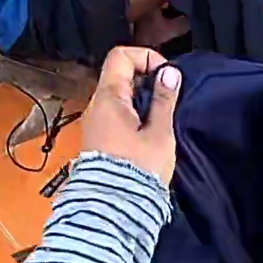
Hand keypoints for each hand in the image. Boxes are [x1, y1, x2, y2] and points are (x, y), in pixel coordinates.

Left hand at [82, 46, 179, 184]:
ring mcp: (94, 123)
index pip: (120, 56)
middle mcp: (95, 106)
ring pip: (116, 96)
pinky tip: (147, 133)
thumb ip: (164, 100)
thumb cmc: (139, 170)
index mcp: (109, 98)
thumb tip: (168, 72)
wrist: (115, 206)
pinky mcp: (97, 139)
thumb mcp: (159, 132)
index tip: (165, 74)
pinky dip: (131, 114)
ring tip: (159, 119)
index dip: (145, 57)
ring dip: (139, 99)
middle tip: (167, 98)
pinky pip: (113, 115)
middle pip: (118, 75)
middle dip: (145, 79)